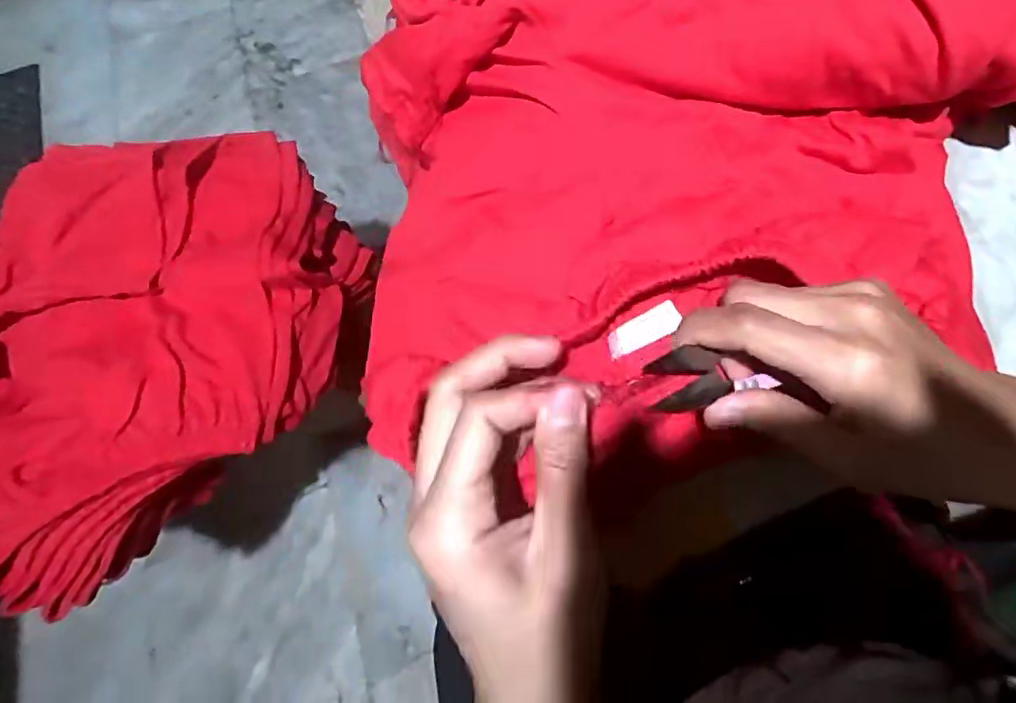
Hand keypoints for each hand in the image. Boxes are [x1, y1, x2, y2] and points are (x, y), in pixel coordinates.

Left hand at [407, 336, 604, 702]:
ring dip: (508, 381)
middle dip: (499, 360)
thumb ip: (564, 466)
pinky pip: (481, 435)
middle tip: (557, 347)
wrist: (534, 692)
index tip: (587, 397)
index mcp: (443, 516)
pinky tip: (554, 411)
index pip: (477, 419)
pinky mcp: (465, 500)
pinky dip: (517, 410)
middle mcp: (428, 498)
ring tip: (565, 374)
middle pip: (445, 398)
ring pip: (458, 409)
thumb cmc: (550, 630)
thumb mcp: (565, 549)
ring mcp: (443, 498)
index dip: (532, 395)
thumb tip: (571, 388)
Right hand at [671, 279, 1015, 517]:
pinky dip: (781, 318)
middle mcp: (848, 307)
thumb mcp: (845, 457)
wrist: (995, 426)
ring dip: (750, 324)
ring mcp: (862, 290)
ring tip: (762, 371)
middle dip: (718, 328)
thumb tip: (707, 406)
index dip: (696, 334)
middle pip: (749, 294)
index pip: (746, 324)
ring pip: (773, 291)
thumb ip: (774, 419)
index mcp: (844, 357)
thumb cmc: (921, 457)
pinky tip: (799, 355)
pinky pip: (801, 294)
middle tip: (719, 377)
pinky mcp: (870, 286)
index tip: (668, 357)